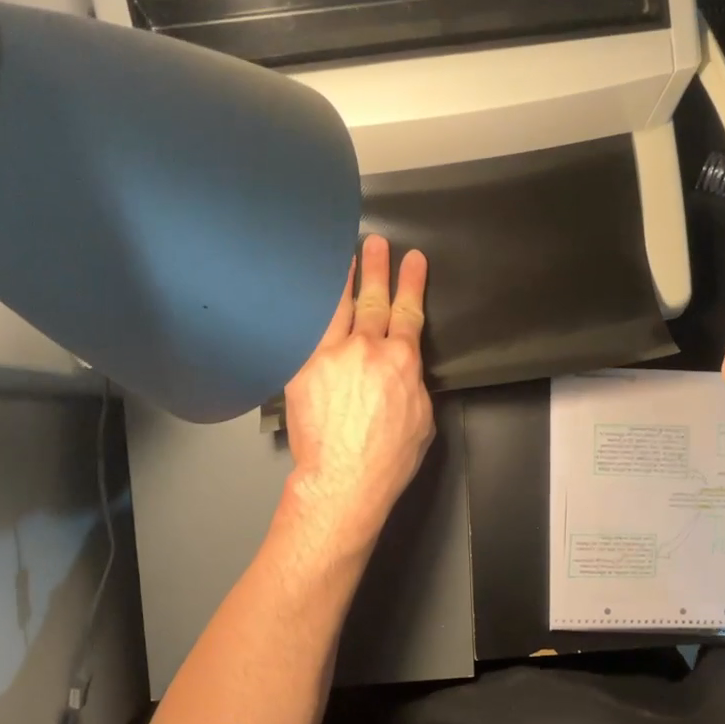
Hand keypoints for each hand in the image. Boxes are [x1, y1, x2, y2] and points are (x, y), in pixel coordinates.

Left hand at [281, 233, 434, 545]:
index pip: (408, 312)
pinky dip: (310, 311)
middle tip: (377, 244)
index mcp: (402, 361)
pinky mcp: (302, 369)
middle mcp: (367, 349)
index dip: (411, 283)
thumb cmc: (388, 460)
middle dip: (377, 269)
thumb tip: (403, 372)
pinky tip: (308, 298)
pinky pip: (306, 331)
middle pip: (373, 300)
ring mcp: (331, 355)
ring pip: (336, 307)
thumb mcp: (422, 420)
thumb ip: (412, 385)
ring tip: (344, 258)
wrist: (344, 479)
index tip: (413, 260)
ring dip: (342, 280)